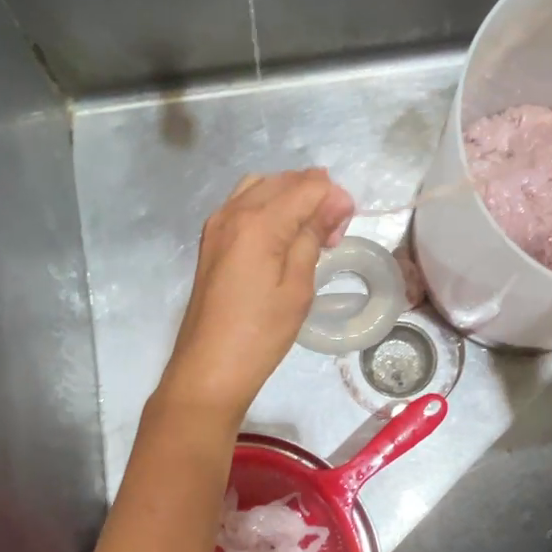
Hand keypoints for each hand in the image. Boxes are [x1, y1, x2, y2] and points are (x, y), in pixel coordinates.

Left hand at [159, 169, 354, 418]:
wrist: (208, 370)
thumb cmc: (259, 336)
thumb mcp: (297, 288)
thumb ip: (311, 238)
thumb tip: (330, 205)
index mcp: (258, 223)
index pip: (308, 186)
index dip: (334, 199)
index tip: (343, 230)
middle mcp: (232, 212)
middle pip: (283, 181)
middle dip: (313, 196)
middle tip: (331, 234)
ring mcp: (216, 226)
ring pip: (260, 188)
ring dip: (289, 199)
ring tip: (307, 235)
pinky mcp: (210, 243)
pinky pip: (242, 207)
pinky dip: (267, 210)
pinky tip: (280, 240)